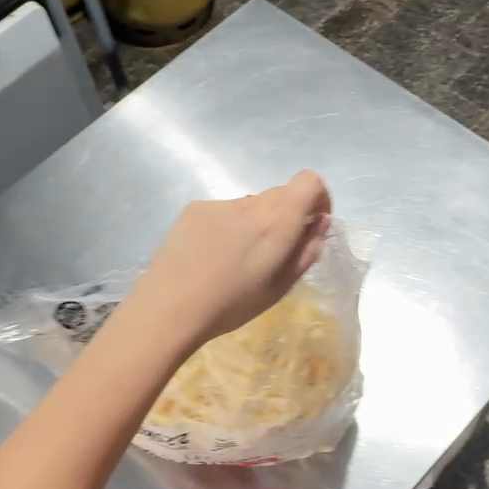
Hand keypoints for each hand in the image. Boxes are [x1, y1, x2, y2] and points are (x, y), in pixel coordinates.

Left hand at [127, 170, 332, 348]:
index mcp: (278, 220)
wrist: (170, 308)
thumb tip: (319, 224)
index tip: (312, 225)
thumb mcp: (280, 287)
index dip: (318, 198)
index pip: (310, 181)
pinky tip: (211, 257)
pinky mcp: (194, 209)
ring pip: (251, 206)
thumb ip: (305, 251)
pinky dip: (229, 228)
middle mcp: (251, 203)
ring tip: (236, 262)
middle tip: (273, 254)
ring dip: (255, 225)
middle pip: (281, 194)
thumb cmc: (232, 305)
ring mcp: (219, 203)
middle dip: (287, 217)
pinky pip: (224, 212)